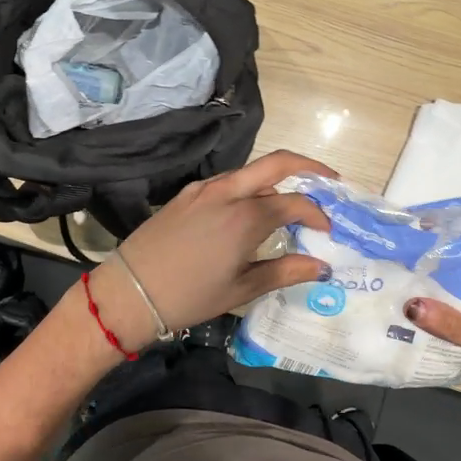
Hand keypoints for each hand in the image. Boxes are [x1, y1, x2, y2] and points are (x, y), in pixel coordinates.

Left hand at [91, 150, 335, 349]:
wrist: (130, 291)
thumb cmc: (189, 297)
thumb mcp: (241, 289)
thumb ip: (285, 271)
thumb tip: (322, 266)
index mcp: (245, 217)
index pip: (295, 203)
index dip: (318, 214)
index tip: (329, 230)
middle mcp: (227, 192)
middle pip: (277, 162)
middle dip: (308, 166)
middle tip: (330, 180)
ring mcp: (203, 189)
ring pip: (249, 171)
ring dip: (275, 179)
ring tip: (290, 201)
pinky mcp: (186, 193)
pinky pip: (226, 181)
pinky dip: (247, 187)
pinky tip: (250, 209)